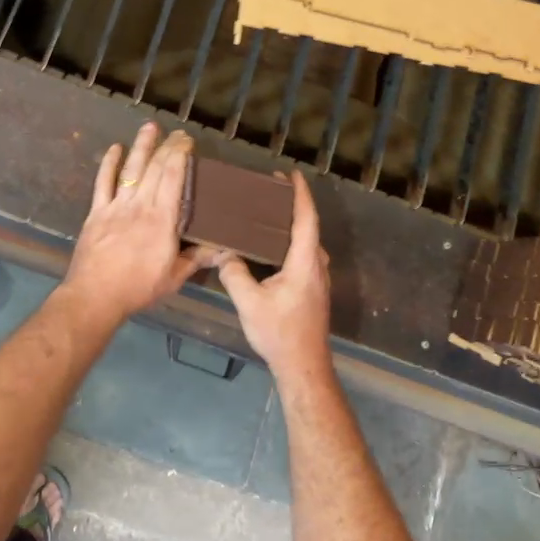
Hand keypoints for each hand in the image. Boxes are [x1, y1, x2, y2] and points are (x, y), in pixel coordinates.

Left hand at [62, 123, 215, 323]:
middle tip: (177, 133)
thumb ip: (196, 259)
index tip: (187, 141)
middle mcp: (140, 206)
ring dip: (141, 146)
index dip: (180, 156)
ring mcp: (116, 207)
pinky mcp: (96, 213)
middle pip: (155, 169)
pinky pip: (103, 183)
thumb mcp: (174, 278)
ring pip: (131, 170)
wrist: (95, 295)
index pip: (174, 179)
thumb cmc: (138, 288)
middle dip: (167, 147)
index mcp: (162, 220)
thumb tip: (222, 250)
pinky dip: (109, 164)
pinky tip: (115, 148)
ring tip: (149, 127)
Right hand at [217, 171, 331, 379]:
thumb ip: (234, 273)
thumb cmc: (279, 332)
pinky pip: (304, 255)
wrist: (303, 365)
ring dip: (293, 224)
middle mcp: (316, 266)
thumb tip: (222, 252)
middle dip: (293, 205)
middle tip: (272, 190)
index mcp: (304, 262)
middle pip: (309, 227)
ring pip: (307, 242)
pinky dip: (291, 241)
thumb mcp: (249, 302)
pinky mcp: (313, 290)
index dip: (300, 195)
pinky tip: (272, 247)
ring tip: (269, 215)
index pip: (306, 219)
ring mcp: (318, 279)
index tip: (291, 174)